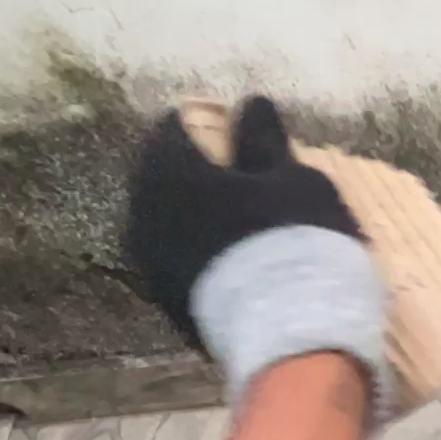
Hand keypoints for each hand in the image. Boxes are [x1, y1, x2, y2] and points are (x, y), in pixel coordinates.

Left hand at [124, 98, 361, 343]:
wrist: (293, 336)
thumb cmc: (296, 241)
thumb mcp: (294, 179)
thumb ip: (266, 141)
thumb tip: (252, 103)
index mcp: (169, 173)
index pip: (172, 130)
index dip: (206, 125)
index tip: (238, 133)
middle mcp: (144, 217)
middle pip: (165, 182)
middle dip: (198, 177)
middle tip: (240, 179)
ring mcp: (153, 270)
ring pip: (172, 229)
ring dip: (201, 222)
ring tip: (243, 228)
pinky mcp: (173, 312)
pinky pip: (185, 269)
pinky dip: (207, 260)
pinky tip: (240, 268)